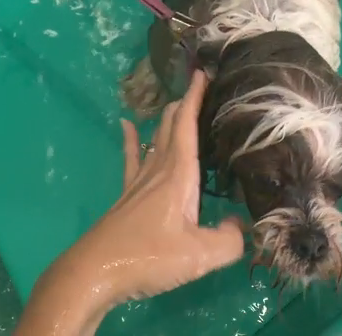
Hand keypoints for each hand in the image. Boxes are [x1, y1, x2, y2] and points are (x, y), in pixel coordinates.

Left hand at [16, 70, 246, 334]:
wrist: (98, 270)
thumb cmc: (149, 255)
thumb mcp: (199, 256)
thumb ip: (229, 241)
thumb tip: (243, 227)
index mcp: (178, 173)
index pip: (188, 124)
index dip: (196, 97)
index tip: (204, 72)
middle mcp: (159, 168)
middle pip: (172, 125)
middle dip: (185, 103)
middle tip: (201, 88)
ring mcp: (140, 180)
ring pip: (155, 138)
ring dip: (167, 119)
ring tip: (176, 104)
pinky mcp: (128, 194)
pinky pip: (132, 157)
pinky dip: (131, 139)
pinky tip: (126, 124)